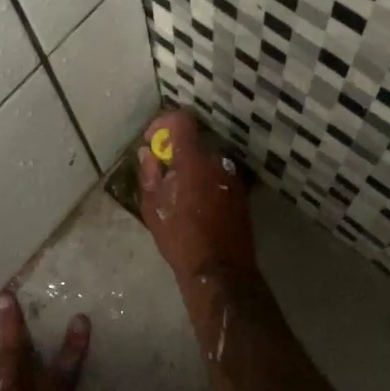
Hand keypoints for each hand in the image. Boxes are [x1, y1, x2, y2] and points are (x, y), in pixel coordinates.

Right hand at [136, 109, 256, 281]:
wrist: (220, 271)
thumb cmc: (181, 238)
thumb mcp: (153, 207)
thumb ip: (149, 174)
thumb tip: (147, 153)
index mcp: (193, 159)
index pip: (181, 119)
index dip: (163, 122)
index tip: (152, 140)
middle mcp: (216, 160)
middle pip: (194, 141)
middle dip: (176, 149)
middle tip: (162, 171)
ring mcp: (232, 175)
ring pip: (207, 158)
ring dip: (192, 166)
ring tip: (179, 191)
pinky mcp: (241, 192)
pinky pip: (218, 174)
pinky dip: (205, 179)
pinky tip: (196, 203)